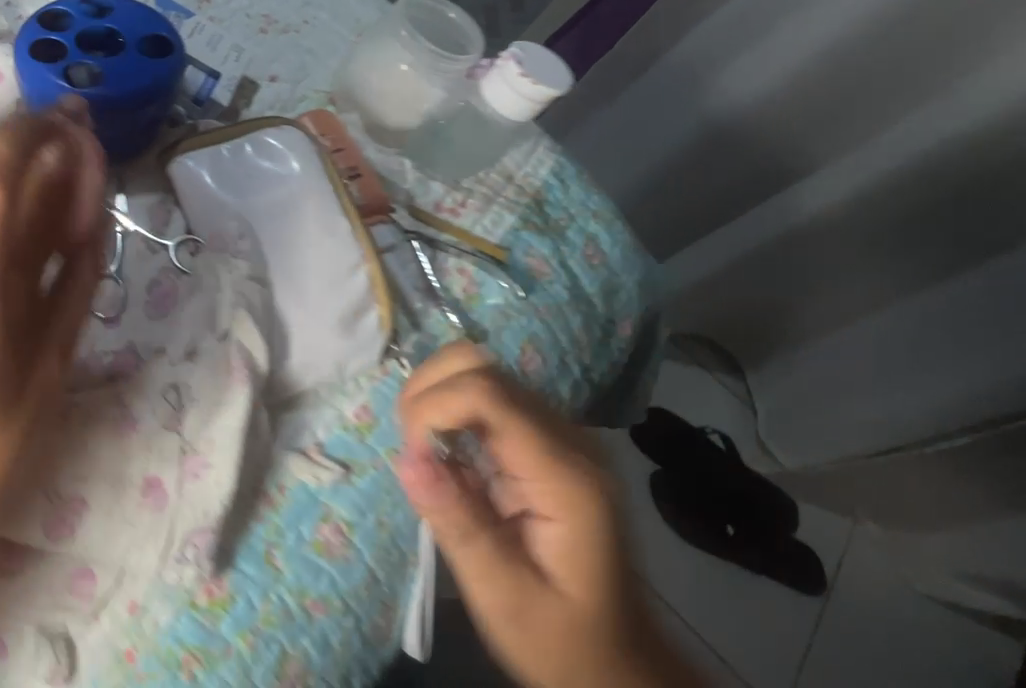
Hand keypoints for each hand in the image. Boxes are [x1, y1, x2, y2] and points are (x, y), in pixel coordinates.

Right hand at [393, 343, 701, 687]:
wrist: (619, 668)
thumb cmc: (563, 644)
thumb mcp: (503, 600)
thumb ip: (458, 526)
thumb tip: (405, 458)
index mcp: (565, 476)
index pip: (485, 392)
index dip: (431, 408)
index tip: (412, 460)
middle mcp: (567, 440)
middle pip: (479, 367)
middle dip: (426, 396)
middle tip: (413, 455)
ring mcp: (557, 437)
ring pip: (477, 373)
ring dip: (433, 402)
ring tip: (423, 458)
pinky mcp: (542, 444)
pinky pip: (484, 400)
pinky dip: (446, 415)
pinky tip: (444, 462)